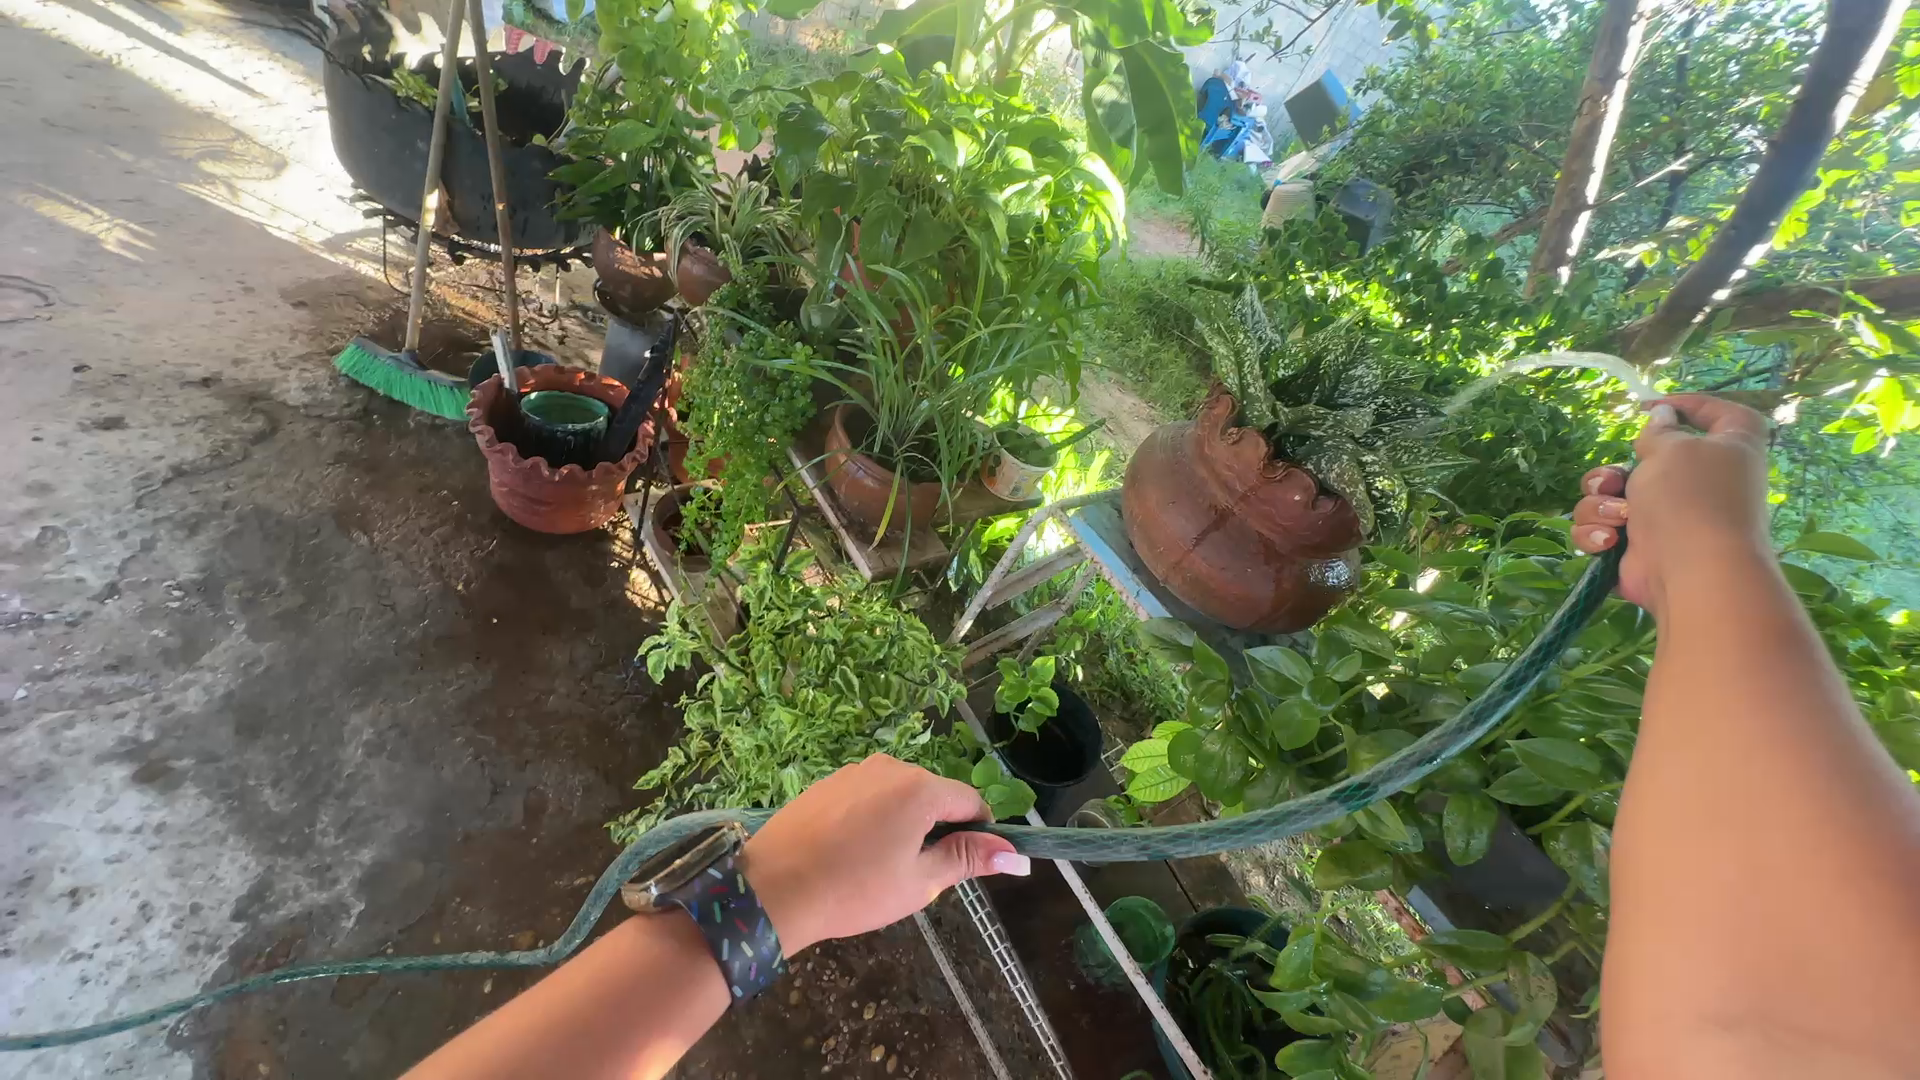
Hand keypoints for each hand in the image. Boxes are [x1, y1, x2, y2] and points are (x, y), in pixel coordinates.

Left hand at [739, 755, 1029, 954]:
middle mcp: (891, 766)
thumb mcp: (920, 881)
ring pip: (899, 794)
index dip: (976, 834)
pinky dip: (872, 818)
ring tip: (876, 866)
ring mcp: (856, 770)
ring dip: (903, 823)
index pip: (970, 802)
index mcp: (921, 788)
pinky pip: (869, 795)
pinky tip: (849, 852)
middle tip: (912, 874)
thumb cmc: (855, 888)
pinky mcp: (829, 781)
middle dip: (936, 829)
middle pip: (934, 794)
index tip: (961, 865)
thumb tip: (1017, 856)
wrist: (773, 888)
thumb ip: (969, 859)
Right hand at [1571, 394, 1772, 617]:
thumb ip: (1662, 431)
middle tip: (1613, 481)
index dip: (1691, 404)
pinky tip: (1610, 541)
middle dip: (1612, 473)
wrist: (1688, 567)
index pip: (1721, 415)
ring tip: (1618, 518)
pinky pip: (1597, 528)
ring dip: (1601, 505)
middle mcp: (1695, 482)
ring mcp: (1661, 516)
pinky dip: (1597, 532)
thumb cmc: (1692, 499)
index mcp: (1724, 452)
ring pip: (1606, 497)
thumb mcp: (1675, 450)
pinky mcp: (1632, 544)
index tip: (1651, 405)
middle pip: (1640, 462)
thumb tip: (1662, 416)